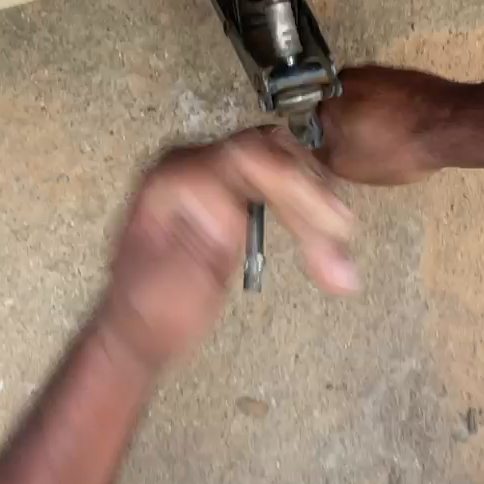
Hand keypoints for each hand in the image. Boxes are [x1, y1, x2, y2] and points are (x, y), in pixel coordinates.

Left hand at [94, 128, 357, 374]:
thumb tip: (231, 209)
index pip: (246, 157)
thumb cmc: (152, 319)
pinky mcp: (228, 184)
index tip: (332, 226)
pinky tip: (326, 243)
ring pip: (283, 162)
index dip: (295, 185)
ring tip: (338, 260)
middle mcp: (189, 164)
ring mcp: (209, 170)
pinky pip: (278, 178)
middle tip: (343, 243)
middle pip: (271, 153)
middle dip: (312, 196)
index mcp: (171, 180)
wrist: (139, 330)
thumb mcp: (175, 290)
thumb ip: (200, 246)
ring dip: (317, 206)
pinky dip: (307, 209)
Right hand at [315, 65, 464, 185]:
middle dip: (339, 123)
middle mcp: (343, 77)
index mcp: (325, 97)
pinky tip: (397, 127)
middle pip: (330, 103)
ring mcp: (373, 70)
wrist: (450, 123)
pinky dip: (383, 109)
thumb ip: (321, 153)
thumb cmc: (395, 148)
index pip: (304, 116)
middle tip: (354, 145)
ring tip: (380, 138)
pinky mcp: (397, 72)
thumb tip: (314, 143)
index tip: (328, 148)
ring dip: (362, 115)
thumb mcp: (348, 166)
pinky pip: (379, 92)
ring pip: (355, 97)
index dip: (315, 134)